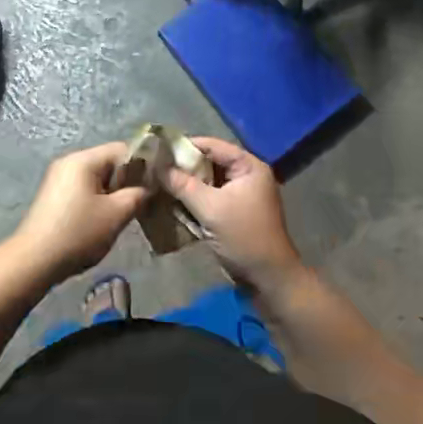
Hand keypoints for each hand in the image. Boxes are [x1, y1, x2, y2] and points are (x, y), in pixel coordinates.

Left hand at [10, 143, 147, 282]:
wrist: (33, 262)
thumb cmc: (78, 233)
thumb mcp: (116, 214)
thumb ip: (138, 195)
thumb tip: (149, 187)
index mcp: (83, 160)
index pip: (123, 149)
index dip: (145, 163)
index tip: (158, 183)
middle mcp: (70, 162)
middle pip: (110, 162)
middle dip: (129, 180)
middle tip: (145, 200)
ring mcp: (59, 178)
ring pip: (98, 177)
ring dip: (115, 192)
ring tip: (128, 212)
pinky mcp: (55, 195)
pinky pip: (85, 188)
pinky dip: (100, 199)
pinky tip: (106, 219)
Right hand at [163, 137, 304, 289]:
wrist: (268, 278)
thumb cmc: (243, 237)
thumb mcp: (210, 208)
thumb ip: (183, 185)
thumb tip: (157, 166)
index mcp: (248, 166)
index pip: (212, 145)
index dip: (185, 146)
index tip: (157, 150)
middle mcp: (246, 174)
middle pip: (209, 162)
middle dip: (183, 167)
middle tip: (154, 170)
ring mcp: (241, 194)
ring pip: (207, 181)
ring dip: (187, 185)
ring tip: (159, 184)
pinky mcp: (234, 211)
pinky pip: (210, 197)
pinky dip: (194, 199)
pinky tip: (173, 203)